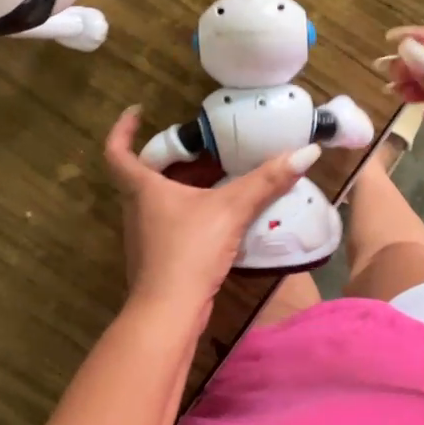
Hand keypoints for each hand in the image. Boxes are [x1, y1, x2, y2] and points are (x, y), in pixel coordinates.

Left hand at [103, 107, 320, 315]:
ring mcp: (143, 236)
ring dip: (178, 184)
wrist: (168, 311)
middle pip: (141, 174)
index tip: (137, 113)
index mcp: (142, 188)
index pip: (117, 151)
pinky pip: (169, 222)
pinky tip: (216, 215)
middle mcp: (135, 208)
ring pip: (156, 199)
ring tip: (212, 174)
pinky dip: (188, 211)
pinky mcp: (156, 257)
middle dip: (165, 157)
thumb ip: (266, 182)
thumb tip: (306, 152)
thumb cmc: (188, 251)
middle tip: (194, 145)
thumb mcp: (230, 210)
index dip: (122, 129)